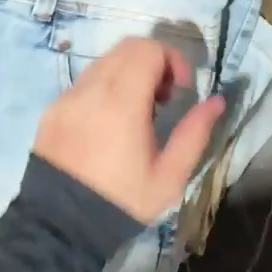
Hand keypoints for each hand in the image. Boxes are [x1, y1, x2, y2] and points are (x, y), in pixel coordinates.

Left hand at [32, 37, 226, 224]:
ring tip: (138, 111)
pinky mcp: (53, 107)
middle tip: (164, 97)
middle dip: (153, 61)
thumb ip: (195, 133)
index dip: (173, 59)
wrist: (60, 223)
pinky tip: (110, 122)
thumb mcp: (169, 176)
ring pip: (104, 61)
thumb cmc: (121, 200)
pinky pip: (85, 81)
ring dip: (128, 72)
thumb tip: (217, 101)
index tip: (181, 89)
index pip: (148, 49)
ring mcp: (68, 96)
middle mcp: (92, 89)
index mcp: (122, 102)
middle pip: (127, 47)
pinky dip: (105, 86)